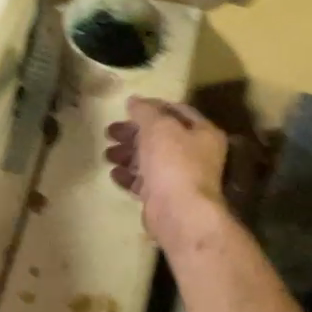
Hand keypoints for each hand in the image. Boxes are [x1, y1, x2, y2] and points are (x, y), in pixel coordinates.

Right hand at [105, 95, 228, 239]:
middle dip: (133, 134)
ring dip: (127, 154)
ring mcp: (180, 178)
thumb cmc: (173, 162)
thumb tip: (134, 100)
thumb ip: (145, 110)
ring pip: (150, 160)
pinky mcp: (164, 198)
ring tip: (107, 154)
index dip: (152, 107)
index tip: (127, 109)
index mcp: (203, 133)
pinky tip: (114, 173)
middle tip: (110, 132)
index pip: (176, 112)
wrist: (178, 212)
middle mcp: (196, 154)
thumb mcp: (158, 126)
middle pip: (160, 137)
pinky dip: (129, 176)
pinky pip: (144, 182)